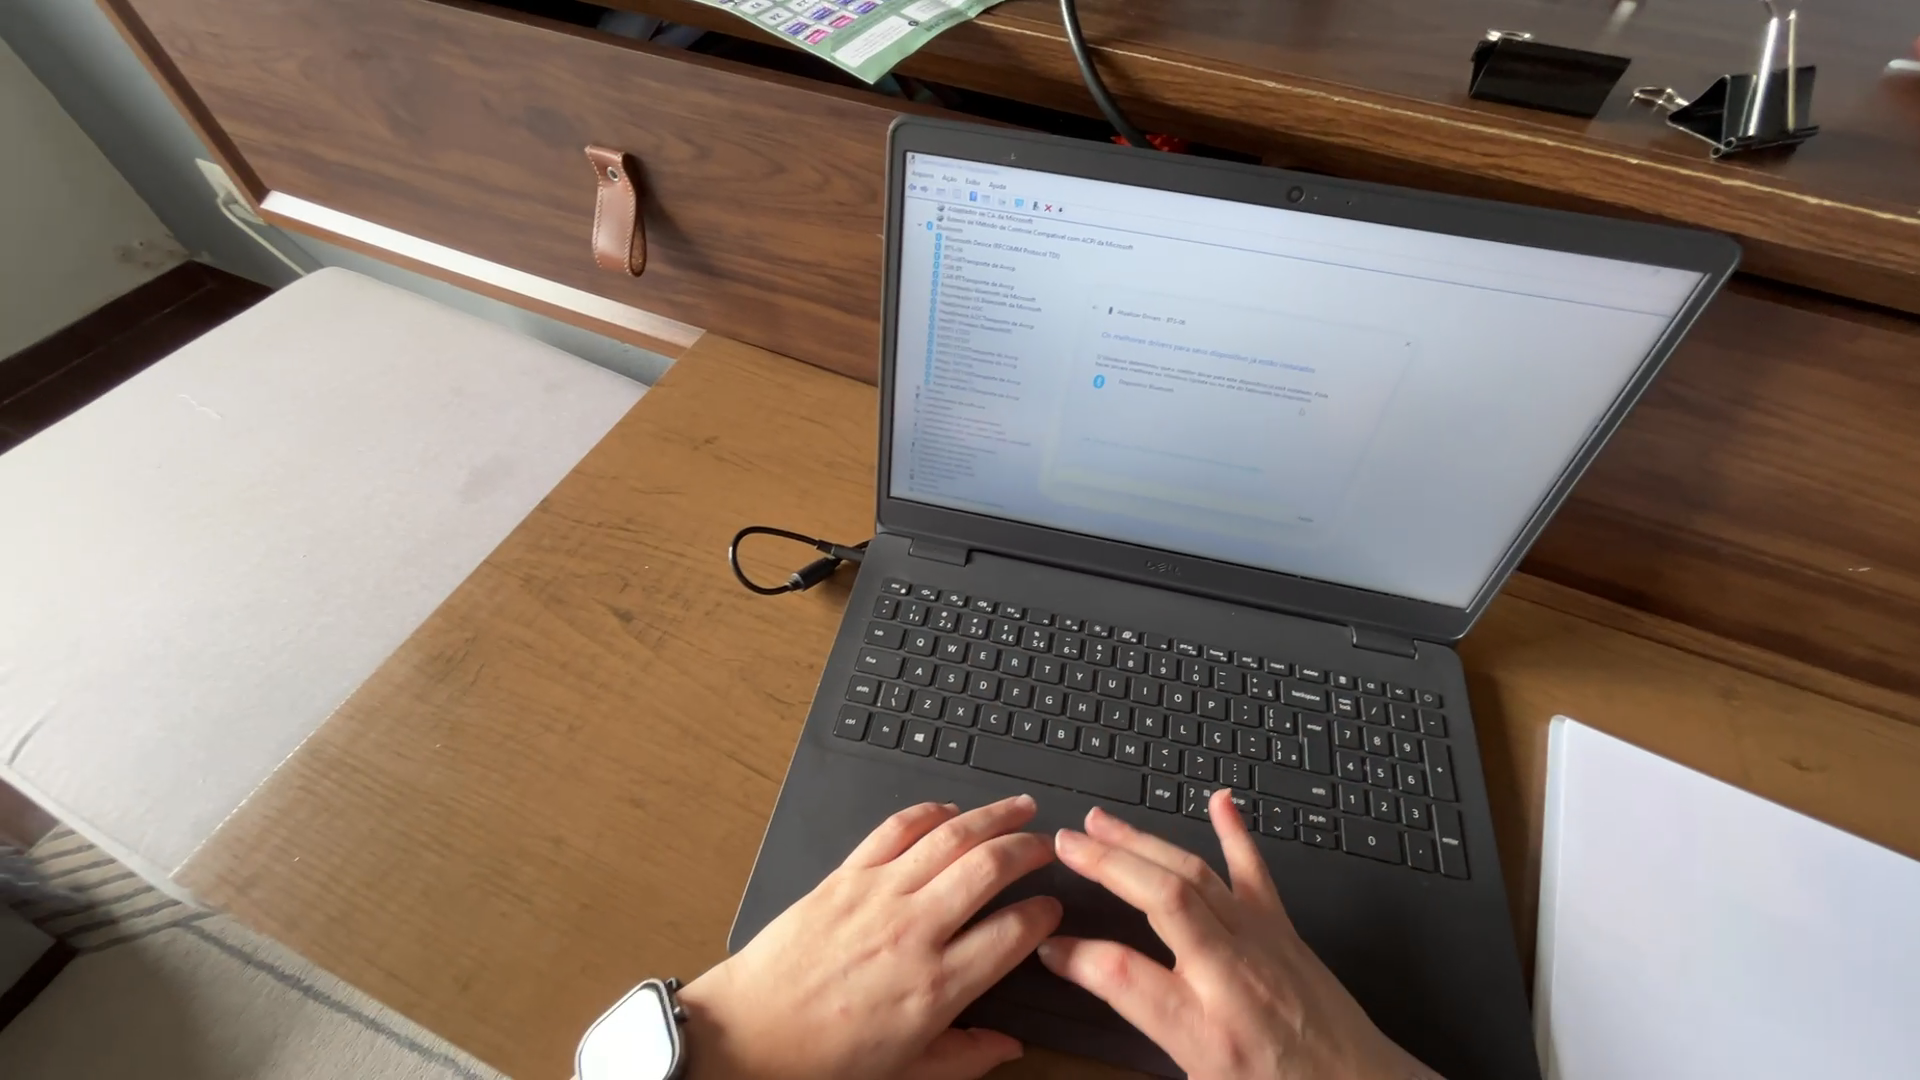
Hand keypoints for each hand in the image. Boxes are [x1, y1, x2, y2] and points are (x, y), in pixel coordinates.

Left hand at [679, 794, 1060, 1079]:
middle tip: (1046, 845)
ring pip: (951, 837)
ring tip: (1019, 807)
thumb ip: (966, 1056)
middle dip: (1028, 849)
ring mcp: (879, 894)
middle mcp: (914, 930)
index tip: (1051, 907)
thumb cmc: (824, 1060)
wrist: (748, 1033)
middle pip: (989, 868)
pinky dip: (929, 811)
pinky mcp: (847, 873)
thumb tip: (1012, 1044)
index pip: (1012, 934)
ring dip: (993, 816)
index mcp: (935, 988)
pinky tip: (950, 810)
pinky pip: (896, 828)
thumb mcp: (906, 1073)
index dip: (1043, 914)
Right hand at [1040, 790, 1442, 1079]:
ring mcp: (1262, 941)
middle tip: (1063, 843)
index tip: (1046, 942)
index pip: (1126, 978)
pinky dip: (1234, 831)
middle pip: (1164, 899)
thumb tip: (1085, 969)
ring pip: (1195, 873)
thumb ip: (1142, 1019)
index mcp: (1210, 1031)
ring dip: (1143, 841)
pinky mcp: (1282, 925)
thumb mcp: (1201, 1074)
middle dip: (1107, 863)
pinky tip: (1220, 800)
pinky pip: (1255, 870)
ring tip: (1101, 822)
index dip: (1077, 955)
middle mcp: (1236, 976)